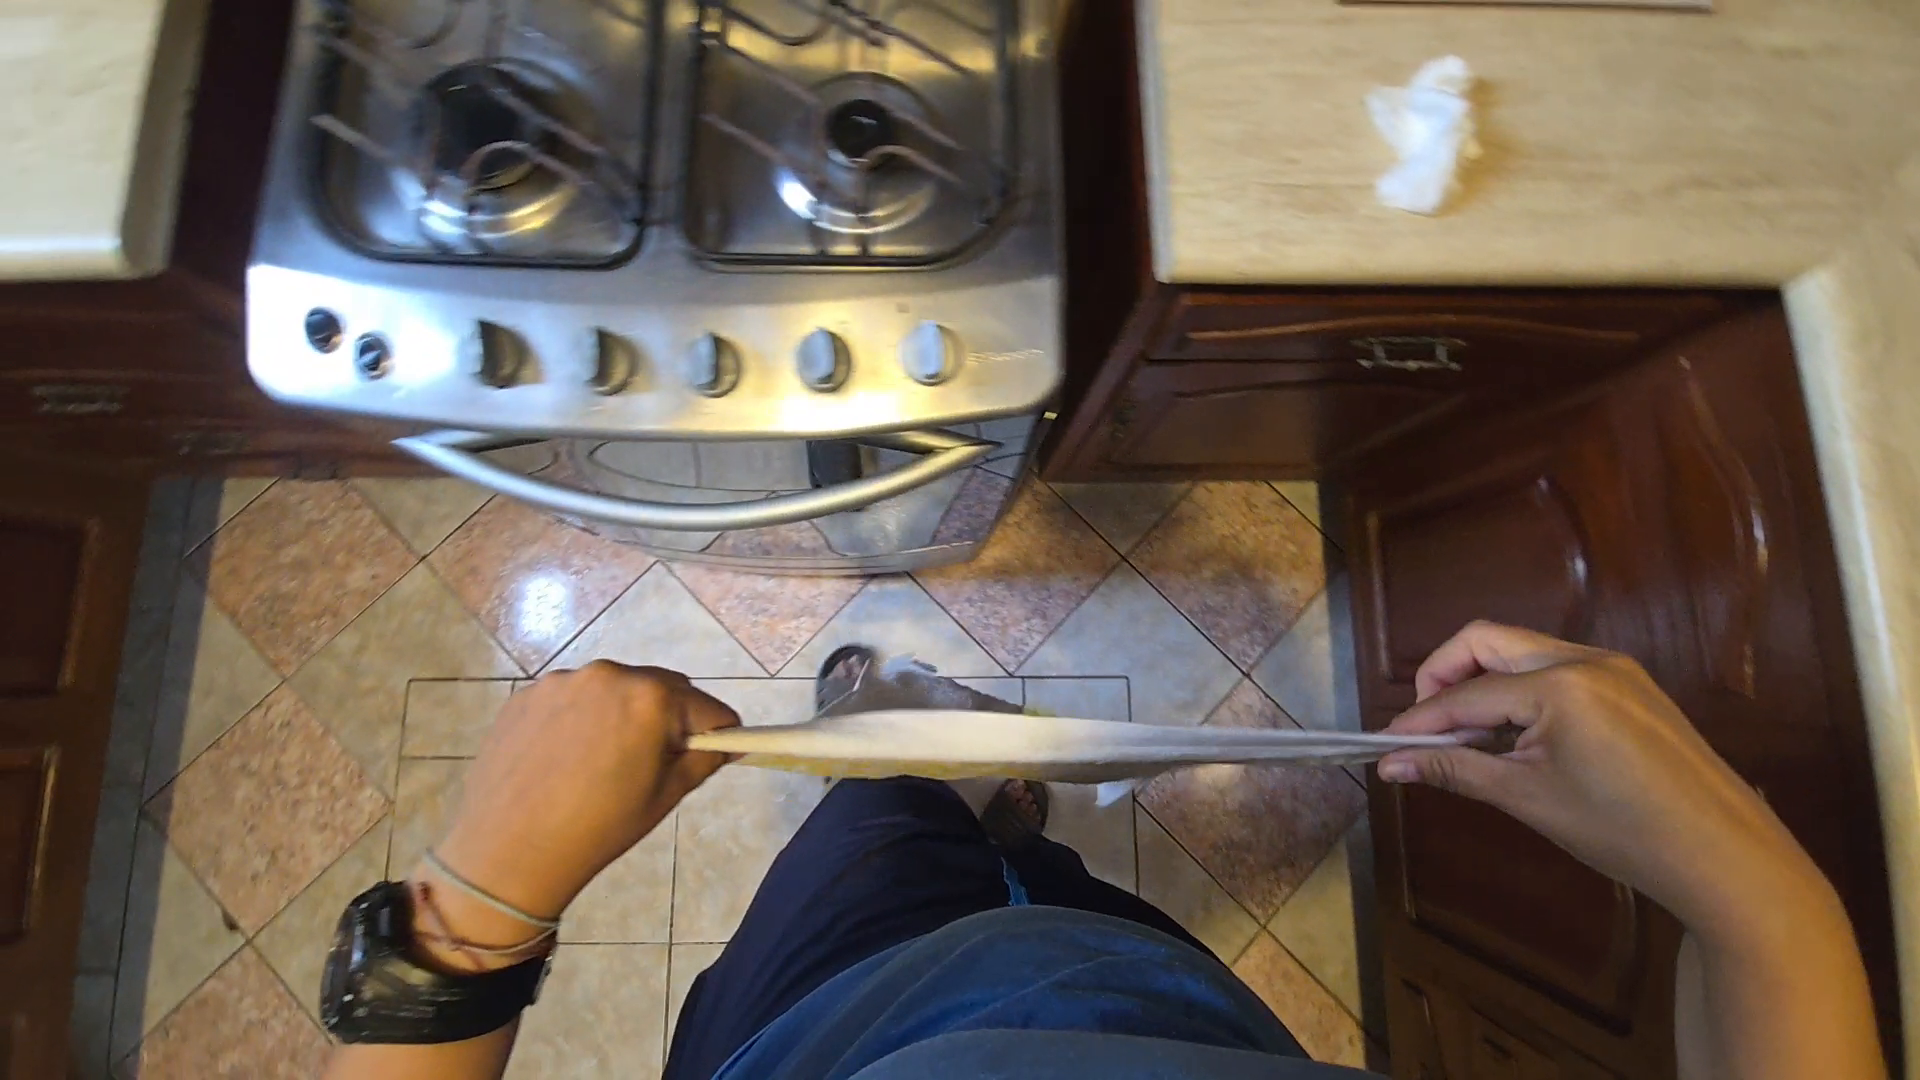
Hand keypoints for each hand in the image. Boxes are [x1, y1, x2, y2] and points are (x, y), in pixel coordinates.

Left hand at [425, 662, 738, 928]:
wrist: (505, 855)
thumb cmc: (599, 828)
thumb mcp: (666, 796)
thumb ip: (705, 758)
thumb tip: (726, 742)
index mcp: (652, 698)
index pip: (707, 706)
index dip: (716, 731)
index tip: (712, 753)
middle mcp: (611, 674)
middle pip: (663, 688)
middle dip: (670, 716)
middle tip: (655, 758)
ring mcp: (564, 680)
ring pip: (617, 689)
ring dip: (625, 712)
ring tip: (605, 757)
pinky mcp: (528, 693)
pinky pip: (575, 696)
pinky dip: (583, 716)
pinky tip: (568, 755)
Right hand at [1376, 621, 1827, 938]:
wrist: (1734, 866)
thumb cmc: (1622, 832)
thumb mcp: (1526, 797)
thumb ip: (1450, 769)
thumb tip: (1386, 765)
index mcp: (1560, 686)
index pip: (1465, 695)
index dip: (1419, 720)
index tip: (1385, 743)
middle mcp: (1585, 659)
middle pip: (1484, 641)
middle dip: (1441, 676)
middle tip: (1426, 724)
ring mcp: (1613, 667)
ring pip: (1516, 649)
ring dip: (1478, 680)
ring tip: (1467, 733)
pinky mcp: (1629, 684)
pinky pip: (1550, 666)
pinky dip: (1516, 688)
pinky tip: (1514, 732)